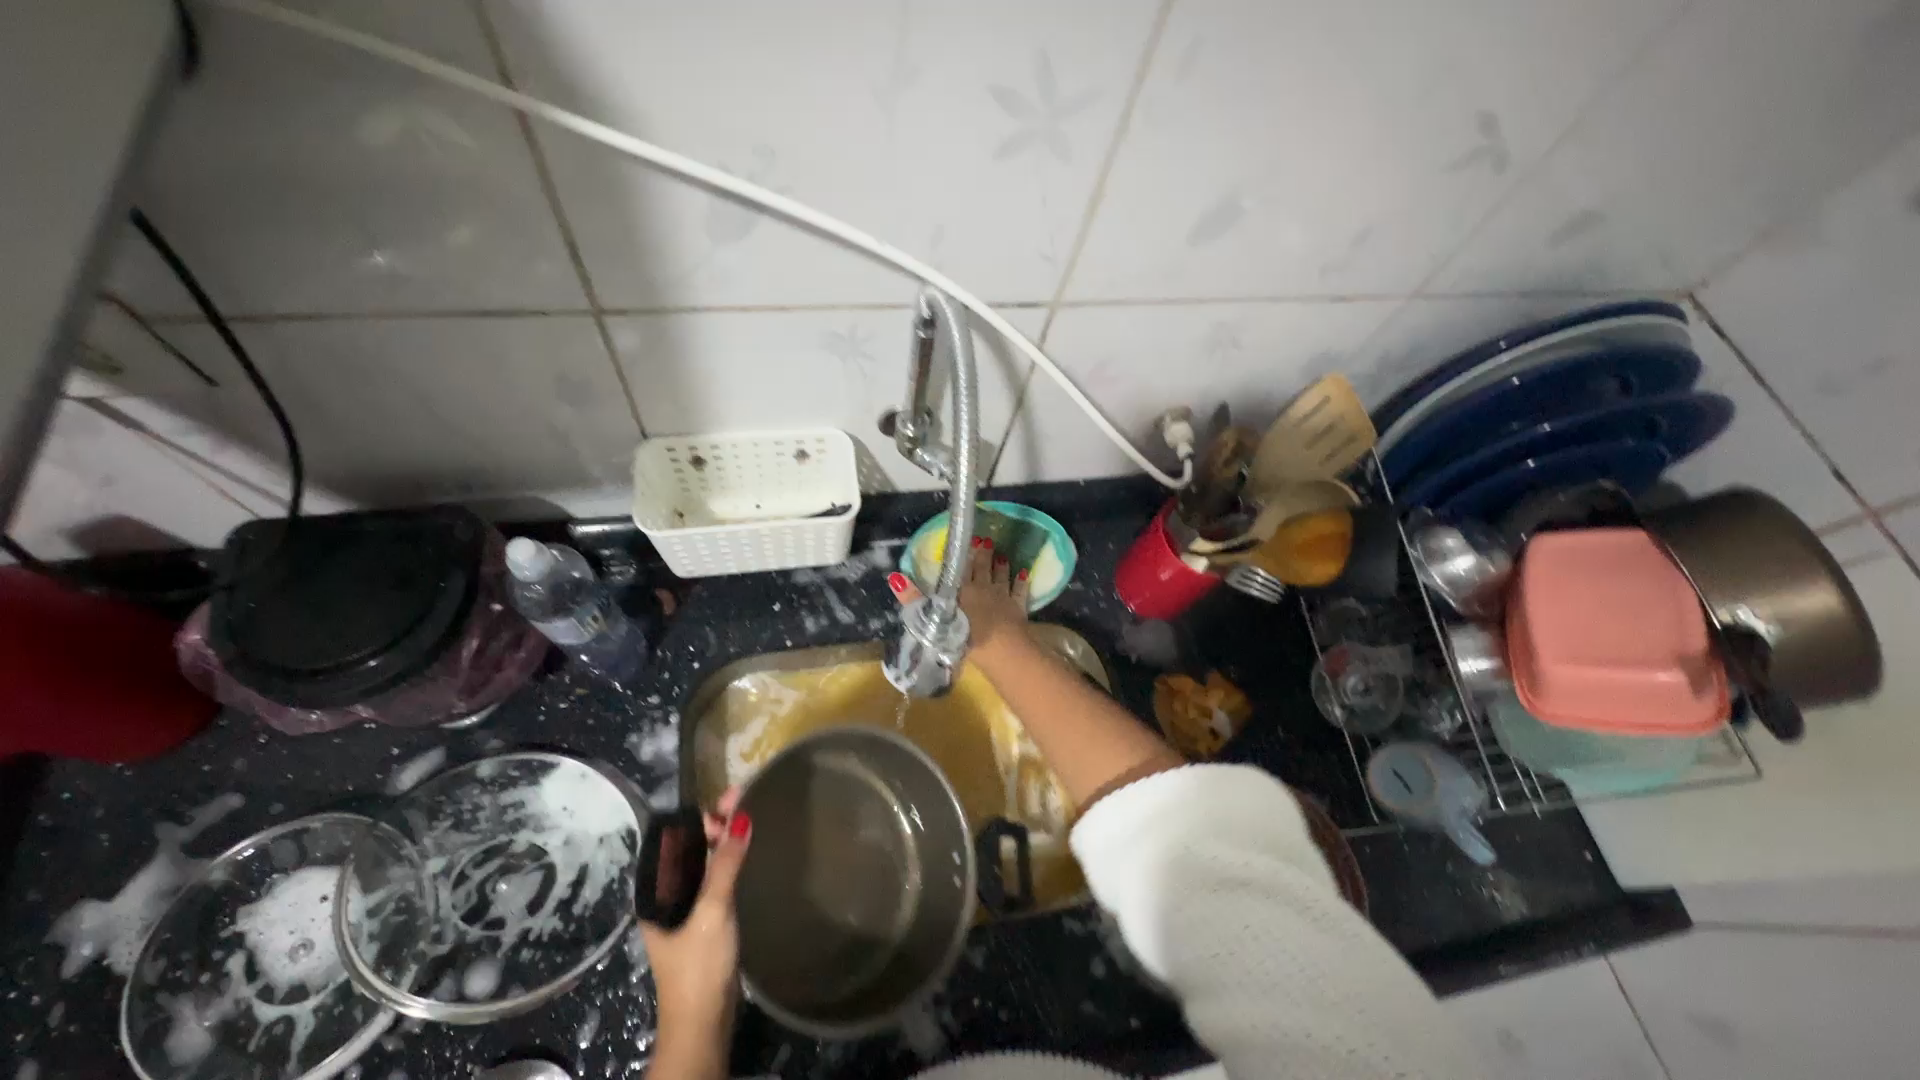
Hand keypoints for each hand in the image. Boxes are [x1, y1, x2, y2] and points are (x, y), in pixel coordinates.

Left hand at [641, 788, 749, 1074]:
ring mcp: (684, 910)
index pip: (676, 839)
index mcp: (655, 891)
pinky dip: (730, 863)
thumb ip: (726, 865)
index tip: (732, 797)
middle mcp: (665, 896)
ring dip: (725, 840)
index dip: (702, 816)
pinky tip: (747, 854)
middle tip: (746, 798)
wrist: (703, 1025)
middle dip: (716, 822)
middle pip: (690, 848)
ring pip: (704, 864)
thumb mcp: (713, 911)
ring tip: (750, 816)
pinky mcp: (703, 924)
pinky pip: (715, 881)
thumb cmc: (699, 966)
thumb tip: (741, 817)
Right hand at [887, 536, 1030, 656]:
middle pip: (982, 568)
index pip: (960, 569)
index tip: (967, 541)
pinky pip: (1020, 591)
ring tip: (1002, 555)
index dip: (963, 556)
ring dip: (1001, 566)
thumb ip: (914, 599)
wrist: (1000, 650)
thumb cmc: (964, 636)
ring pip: (1001, 576)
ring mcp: (1003, 597)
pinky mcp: (1018, 609)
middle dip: (983, 554)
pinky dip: (1021, 582)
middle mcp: (982, 589)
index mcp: (962, 590)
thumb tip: (895, 577)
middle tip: (986, 540)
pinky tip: (1024, 573)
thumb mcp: (933, 619)